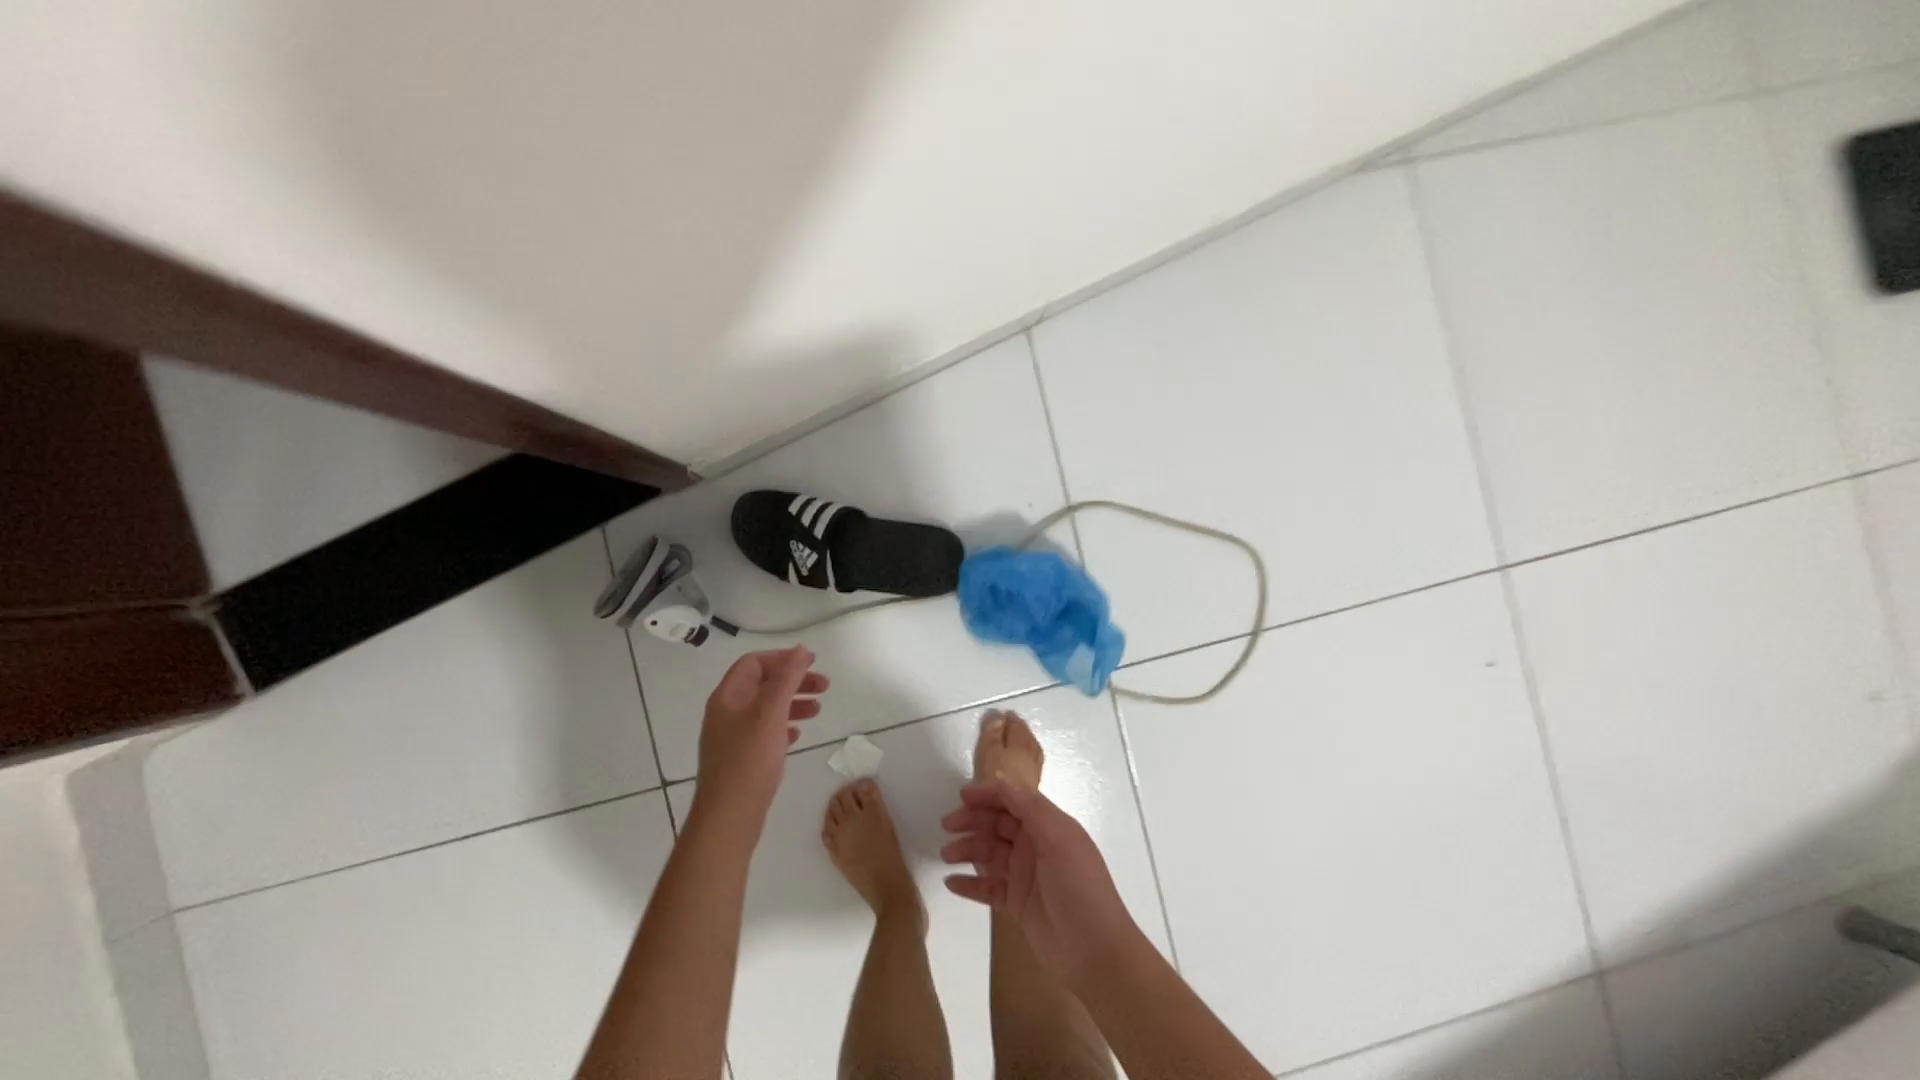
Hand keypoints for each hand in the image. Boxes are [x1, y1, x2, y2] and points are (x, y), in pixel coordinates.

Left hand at [693, 647, 826, 826]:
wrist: (728, 817)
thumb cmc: (749, 762)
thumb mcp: (770, 714)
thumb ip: (786, 680)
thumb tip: (799, 649)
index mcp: (728, 697)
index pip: (753, 663)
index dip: (782, 659)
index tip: (811, 663)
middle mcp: (726, 712)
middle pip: (762, 684)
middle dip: (793, 681)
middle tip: (824, 686)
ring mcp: (732, 736)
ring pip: (766, 708)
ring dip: (792, 703)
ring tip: (818, 710)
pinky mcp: (741, 757)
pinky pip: (764, 731)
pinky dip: (783, 726)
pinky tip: (797, 734)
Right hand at [940, 773, 1143, 983]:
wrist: (1095, 952)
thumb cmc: (1080, 888)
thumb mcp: (1059, 839)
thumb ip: (1029, 807)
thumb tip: (1001, 776)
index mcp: (1050, 826)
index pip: (1014, 801)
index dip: (989, 795)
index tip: (962, 797)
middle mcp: (1036, 846)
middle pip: (998, 825)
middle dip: (972, 822)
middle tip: (946, 827)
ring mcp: (1026, 876)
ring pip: (989, 855)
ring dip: (967, 851)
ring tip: (945, 856)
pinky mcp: (1017, 904)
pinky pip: (988, 888)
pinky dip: (970, 884)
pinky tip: (951, 883)